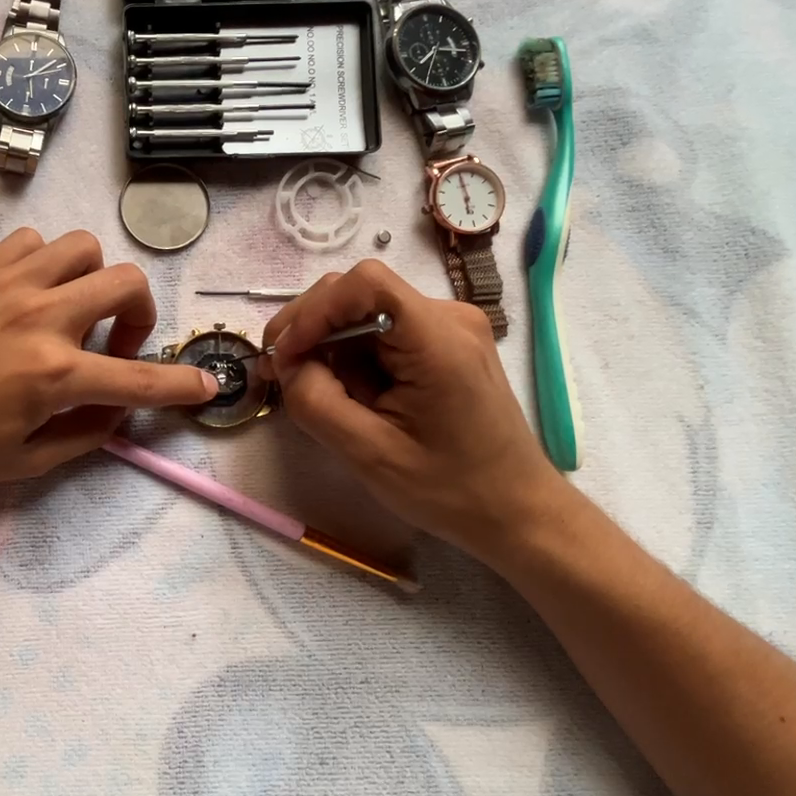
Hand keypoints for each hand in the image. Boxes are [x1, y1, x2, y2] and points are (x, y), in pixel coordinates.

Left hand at [0, 229, 217, 497]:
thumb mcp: (29, 461)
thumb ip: (89, 433)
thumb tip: (120, 407)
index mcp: (53, 375)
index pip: (139, 377)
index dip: (182, 384)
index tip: (206, 385)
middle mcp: (38, 318)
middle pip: (126, 283)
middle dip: (141, 315)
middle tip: (115, 345)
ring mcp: (6, 286)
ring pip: (82, 247)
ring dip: (93, 280)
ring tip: (73, 313)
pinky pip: (31, 242)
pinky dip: (46, 263)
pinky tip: (31, 296)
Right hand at [260, 260, 567, 556]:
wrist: (514, 511)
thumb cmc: (449, 489)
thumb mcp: (368, 454)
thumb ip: (316, 402)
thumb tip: (287, 363)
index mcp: (439, 341)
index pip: (364, 284)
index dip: (313, 311)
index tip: (286, 356)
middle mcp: (447, 318)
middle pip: (355, 293)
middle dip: (309, 328)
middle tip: (280, 375)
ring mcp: (446, 327)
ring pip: (361, 312)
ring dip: (327, 346)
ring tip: (322, 394)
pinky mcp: (440, 343)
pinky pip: (378, 330)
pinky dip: (348, 355)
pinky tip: (347, 393)